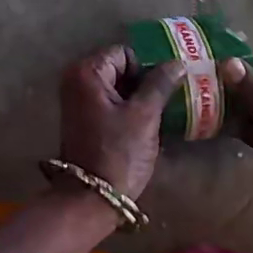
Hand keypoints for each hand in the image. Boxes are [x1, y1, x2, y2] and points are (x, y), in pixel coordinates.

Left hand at [59, 45, 183, 199]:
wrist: (92, 198)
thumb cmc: (119, 153)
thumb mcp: (144, 116)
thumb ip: (160, 84)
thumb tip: (177, 62)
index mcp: (86, 71)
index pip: (124, 53)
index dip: (145, 68)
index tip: (163, 89)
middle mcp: (74, 79)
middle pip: (118, 67)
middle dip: (142, 82)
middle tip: (165, 100)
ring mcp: (75, 99)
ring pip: (115, 86)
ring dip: (136, 97)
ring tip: (158, 113)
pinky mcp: (81, 117)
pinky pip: (108, 101)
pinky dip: (125, 108)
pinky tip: (143, 124)